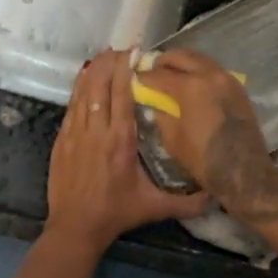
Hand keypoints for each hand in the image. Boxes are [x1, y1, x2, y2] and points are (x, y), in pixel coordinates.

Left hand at [45, 49, 209, 247]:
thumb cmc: (116, 213)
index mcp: (120, 140)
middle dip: (109, 63)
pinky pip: (71, 106)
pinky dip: (78, 88)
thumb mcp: (154, 207)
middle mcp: (96, 131)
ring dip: (92, 71)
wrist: (75, 227)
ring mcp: (75, 133)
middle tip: (122, 50)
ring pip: (82, 91)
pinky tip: (84, 78)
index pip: (120, 94)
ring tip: (104, 55)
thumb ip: (186, 203)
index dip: (125, 69)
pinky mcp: (62, 140)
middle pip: (99, 84)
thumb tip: (215, 198)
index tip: (135, 53)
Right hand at [137, 51, 277, 225]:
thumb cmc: (203, 159)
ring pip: (199, 59)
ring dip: (183, 63)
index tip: (134, 78)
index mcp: (190, 87)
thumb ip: (161, 115)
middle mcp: (209, 74)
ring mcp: (226, 78)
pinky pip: (213, 70)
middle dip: (163, 61)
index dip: (144, 76)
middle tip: (151, 70)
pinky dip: (199, 71)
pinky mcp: (237, 87)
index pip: (159, 74)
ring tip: (171, 74)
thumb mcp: (172, 139)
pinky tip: (191, 83)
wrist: (244, 170)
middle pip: (181, 56)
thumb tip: (156, 103)